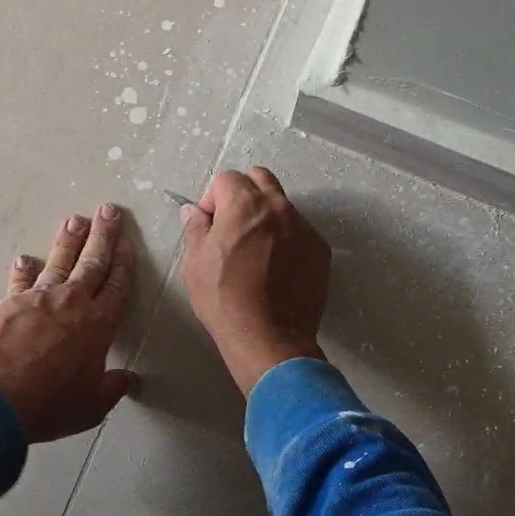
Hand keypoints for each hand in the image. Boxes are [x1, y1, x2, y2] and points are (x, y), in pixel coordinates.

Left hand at [0, 203, 138, 449]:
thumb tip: (129, 380)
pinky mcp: (10, 304)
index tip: (127, 244)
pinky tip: (25, 259)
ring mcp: (39, 299)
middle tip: (108, 210)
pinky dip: (25, 269)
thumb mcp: (92, 404)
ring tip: (75, 219)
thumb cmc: (52, 404)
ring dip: (68, 240)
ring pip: (59, 262)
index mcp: (99, 325)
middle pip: (92, 262)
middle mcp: (72, 303)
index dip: (124, 264)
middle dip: (103, 235)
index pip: (118, 286)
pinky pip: (21, 280)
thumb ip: (112, 388)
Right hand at [179, 168, 331, 395]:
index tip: (209, 224)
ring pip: (283, 206)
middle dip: (243, 194)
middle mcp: (279, 207)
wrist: (270, 337)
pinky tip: (276, 270)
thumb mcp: (195, 264)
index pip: (227, 178)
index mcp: (245, 204)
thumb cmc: (224, 299)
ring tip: (256, 252)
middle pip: (260, 180)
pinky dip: (287, 240)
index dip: (213, 198)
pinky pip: (300, 232)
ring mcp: (305, 228)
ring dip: (267, 217)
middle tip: (232, 226)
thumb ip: (196, 229)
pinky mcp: (320, 250)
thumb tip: (193, 211)